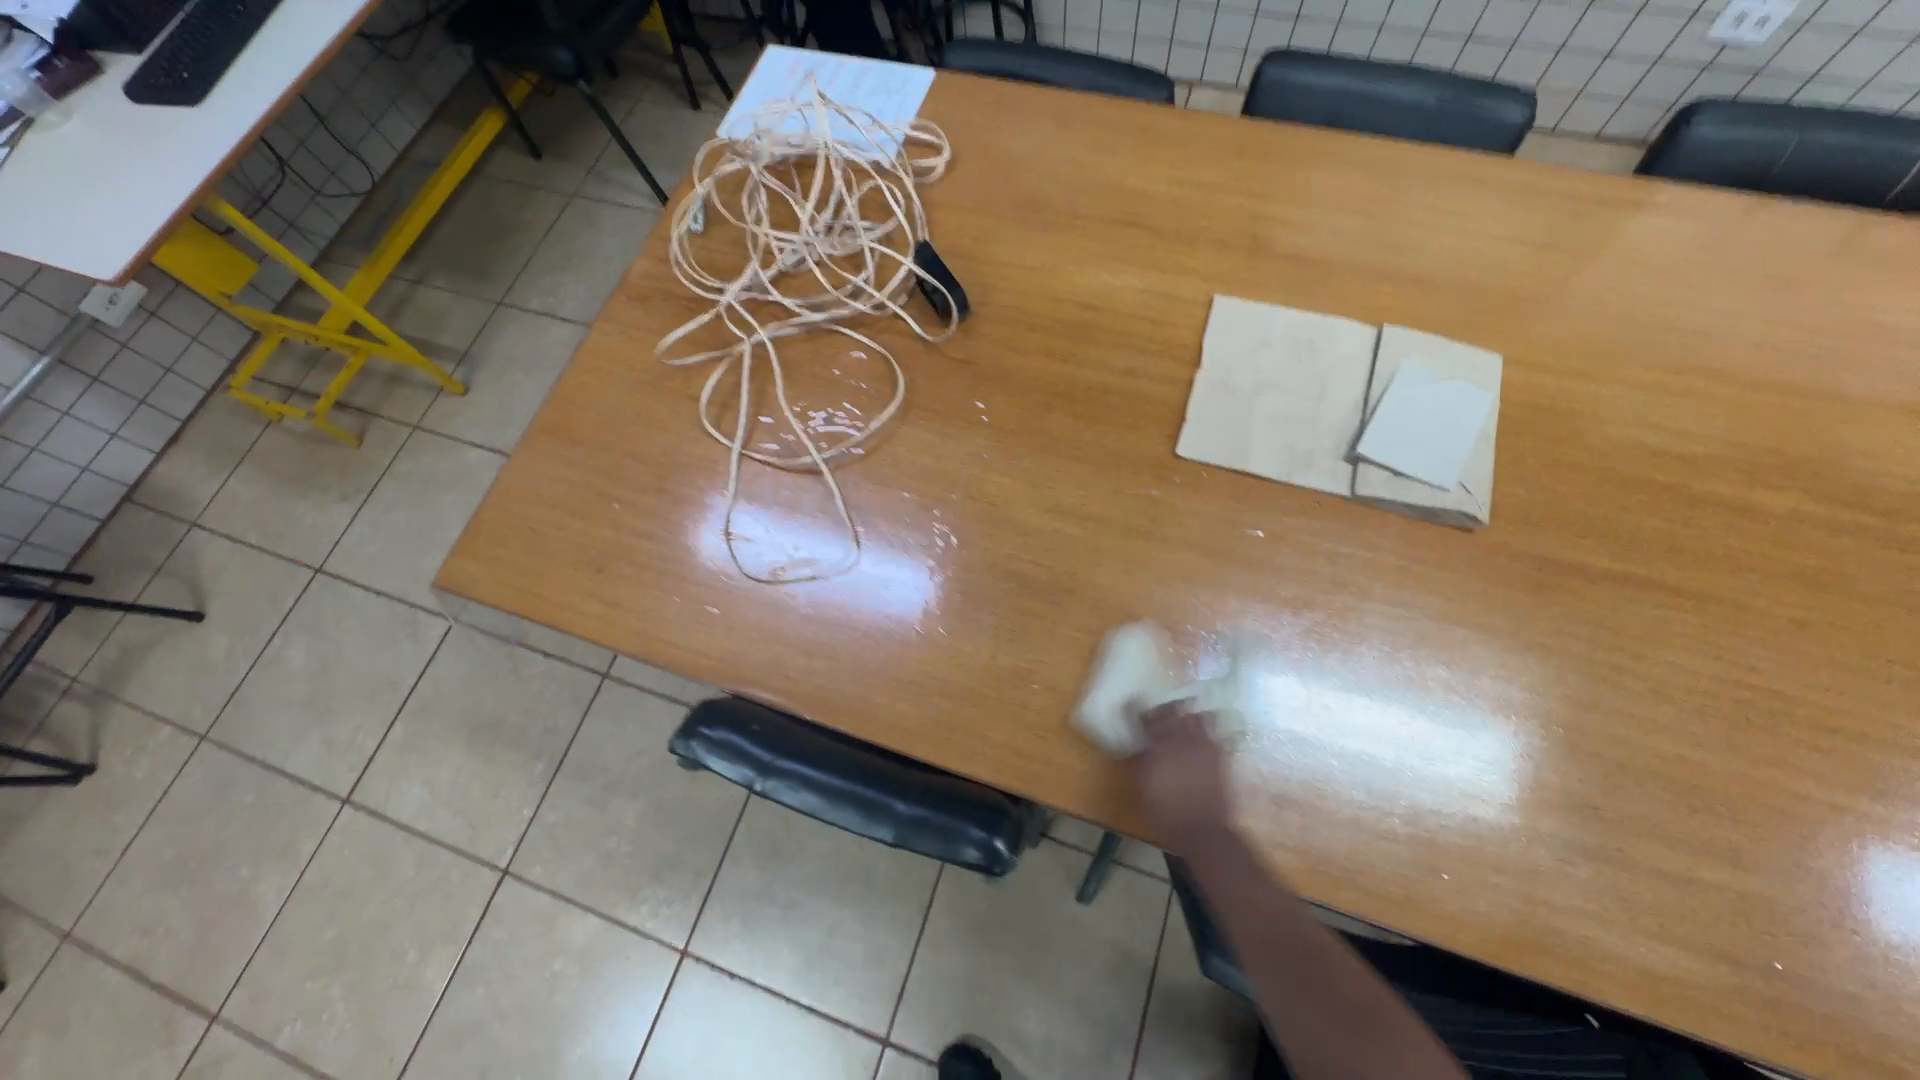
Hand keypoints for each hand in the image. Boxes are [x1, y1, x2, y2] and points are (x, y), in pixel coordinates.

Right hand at [1129, 700, 1233, 855]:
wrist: (1202, 832)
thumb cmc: (1166, 814)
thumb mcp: (1143, 787)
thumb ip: (1141, 760)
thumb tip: (1139, 744)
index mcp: (1161, 746)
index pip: (1149, 716)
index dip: (1140, 709)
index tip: (1133, 706)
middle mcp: (1185, 741)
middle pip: (1177, 710)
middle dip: (1167, 707)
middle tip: (1160, 711)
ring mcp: (1207, 748)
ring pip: (1200, 717)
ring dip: (1190, 715)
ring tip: (1185, 720)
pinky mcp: (1222, 758)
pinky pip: (1218, 735)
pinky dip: (1210, 731)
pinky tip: (1205, 738)